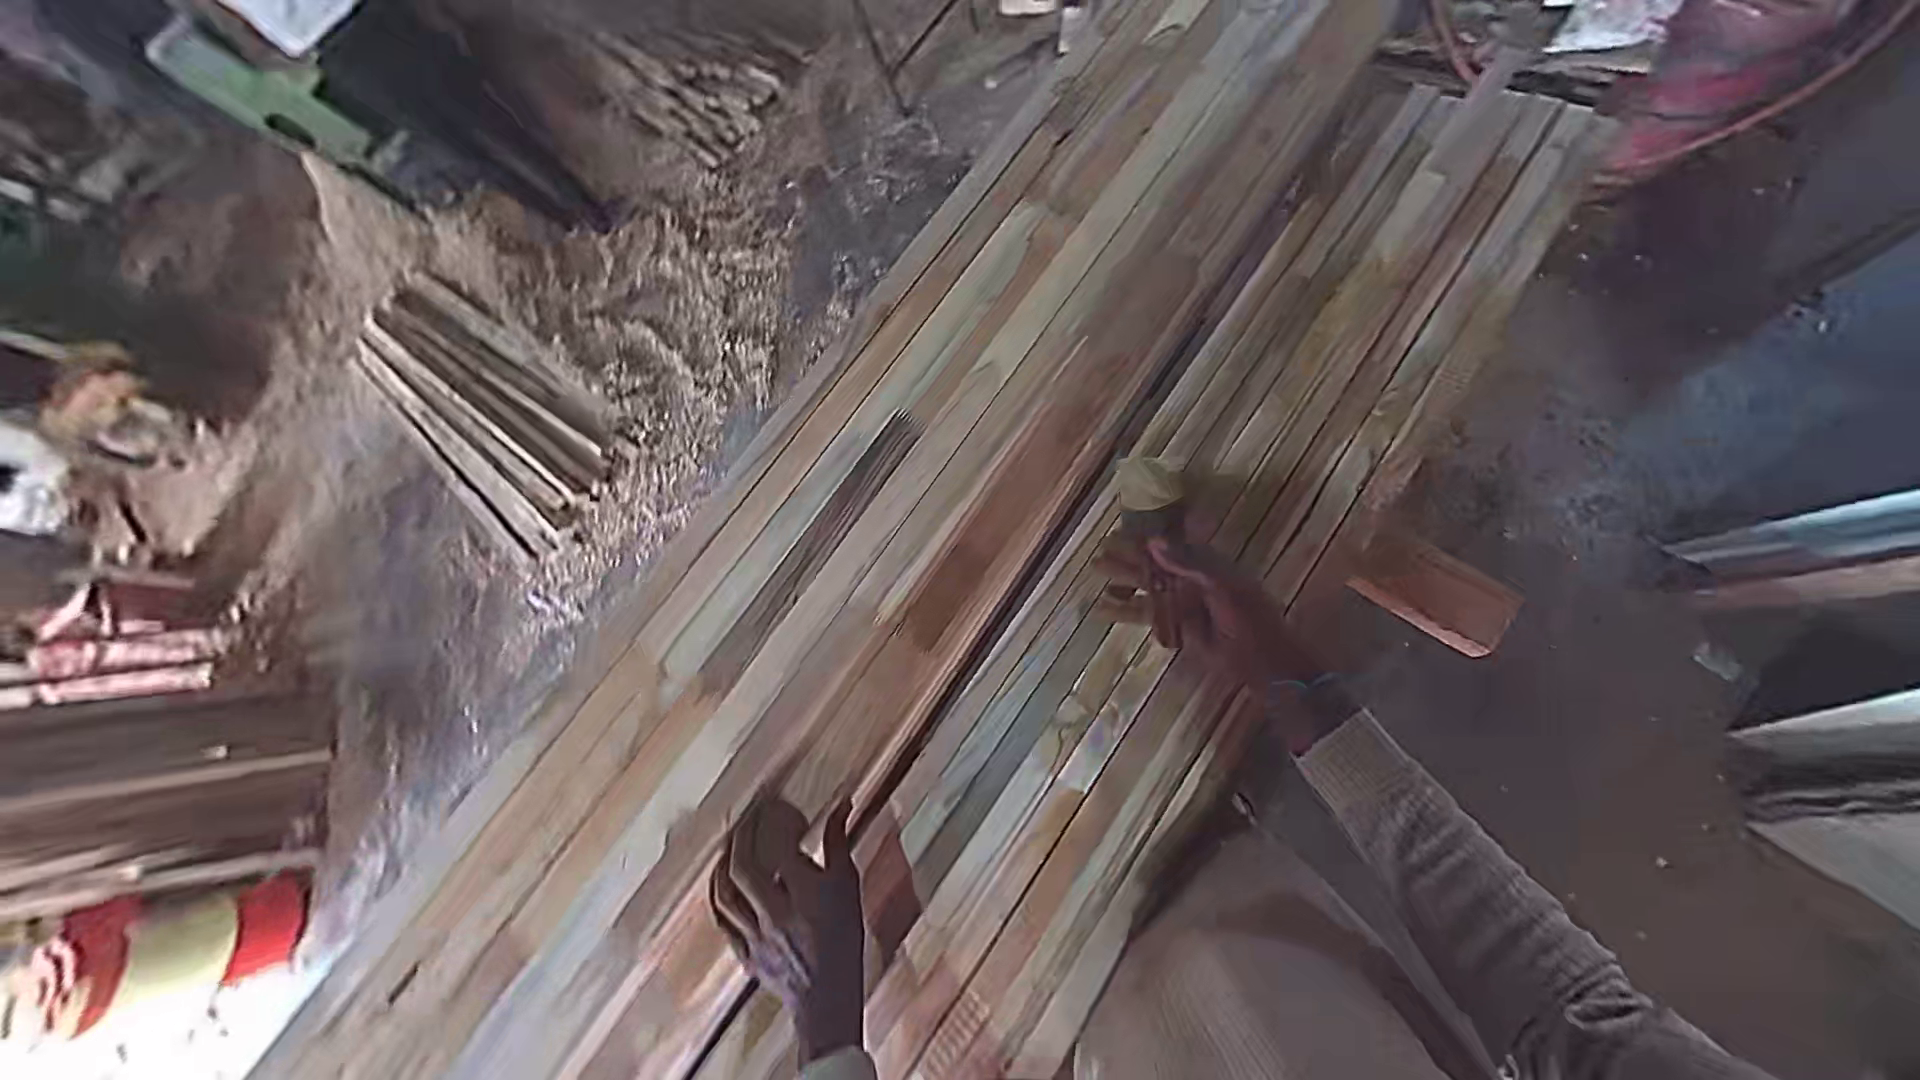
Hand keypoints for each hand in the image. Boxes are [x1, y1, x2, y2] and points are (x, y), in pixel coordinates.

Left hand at [711, 797, 864, 1063]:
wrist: (827, 995)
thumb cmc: (843, 936)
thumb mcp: (848, 883)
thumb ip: (839, 841)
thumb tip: (842, 804)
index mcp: (804, 893)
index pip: (779, 844)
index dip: (776, 818)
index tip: (779, 804)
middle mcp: (775, 912)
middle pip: (743, 865)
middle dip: (742, 833)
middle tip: (749, 814)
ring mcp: (755, 935)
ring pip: (725, 891)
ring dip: (724, 859)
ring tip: (731, 839)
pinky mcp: (743, 952)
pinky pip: (722, 917)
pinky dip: (719, 891)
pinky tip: (723, 876)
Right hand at [1096, 534, 1323, 690]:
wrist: (1262, 661)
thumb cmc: (1250, 617)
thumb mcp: (1224, 585)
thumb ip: (1190, 562)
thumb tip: (1154, 541)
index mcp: (1203, 564)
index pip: (1168, 544)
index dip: (1143, 538)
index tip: (1118, 532)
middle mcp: (1187, 579)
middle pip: (1151, 564)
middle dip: (1125, 557)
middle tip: (1099, 551)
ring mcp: (1179, 602)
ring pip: (1144, 587)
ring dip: (1120, 580)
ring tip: (1095, 572)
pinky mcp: (1172, 626)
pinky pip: (1143, 614)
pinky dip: (1123, 611)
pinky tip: (1101, 608)